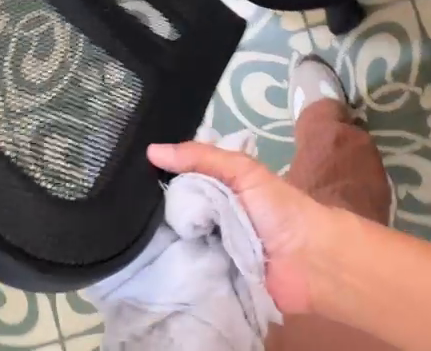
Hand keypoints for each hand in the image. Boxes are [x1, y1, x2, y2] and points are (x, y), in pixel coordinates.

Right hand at [147, 141, 346, 314]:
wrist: (308, 260)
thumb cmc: (278, 207)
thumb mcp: (242, 171)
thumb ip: (202, 157)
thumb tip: (152, 150)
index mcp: (220, 189)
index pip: (181, 182)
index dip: (157, 179)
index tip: (127, 176)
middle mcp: (213, 218)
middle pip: (176, 215)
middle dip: (154, 215)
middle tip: (122, 212)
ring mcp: (213, 250)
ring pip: (177, 244)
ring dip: (160, 244)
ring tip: (128, 240)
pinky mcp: (214, 280)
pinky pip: (187, 273)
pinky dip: (174, 270)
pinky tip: (147, 268)